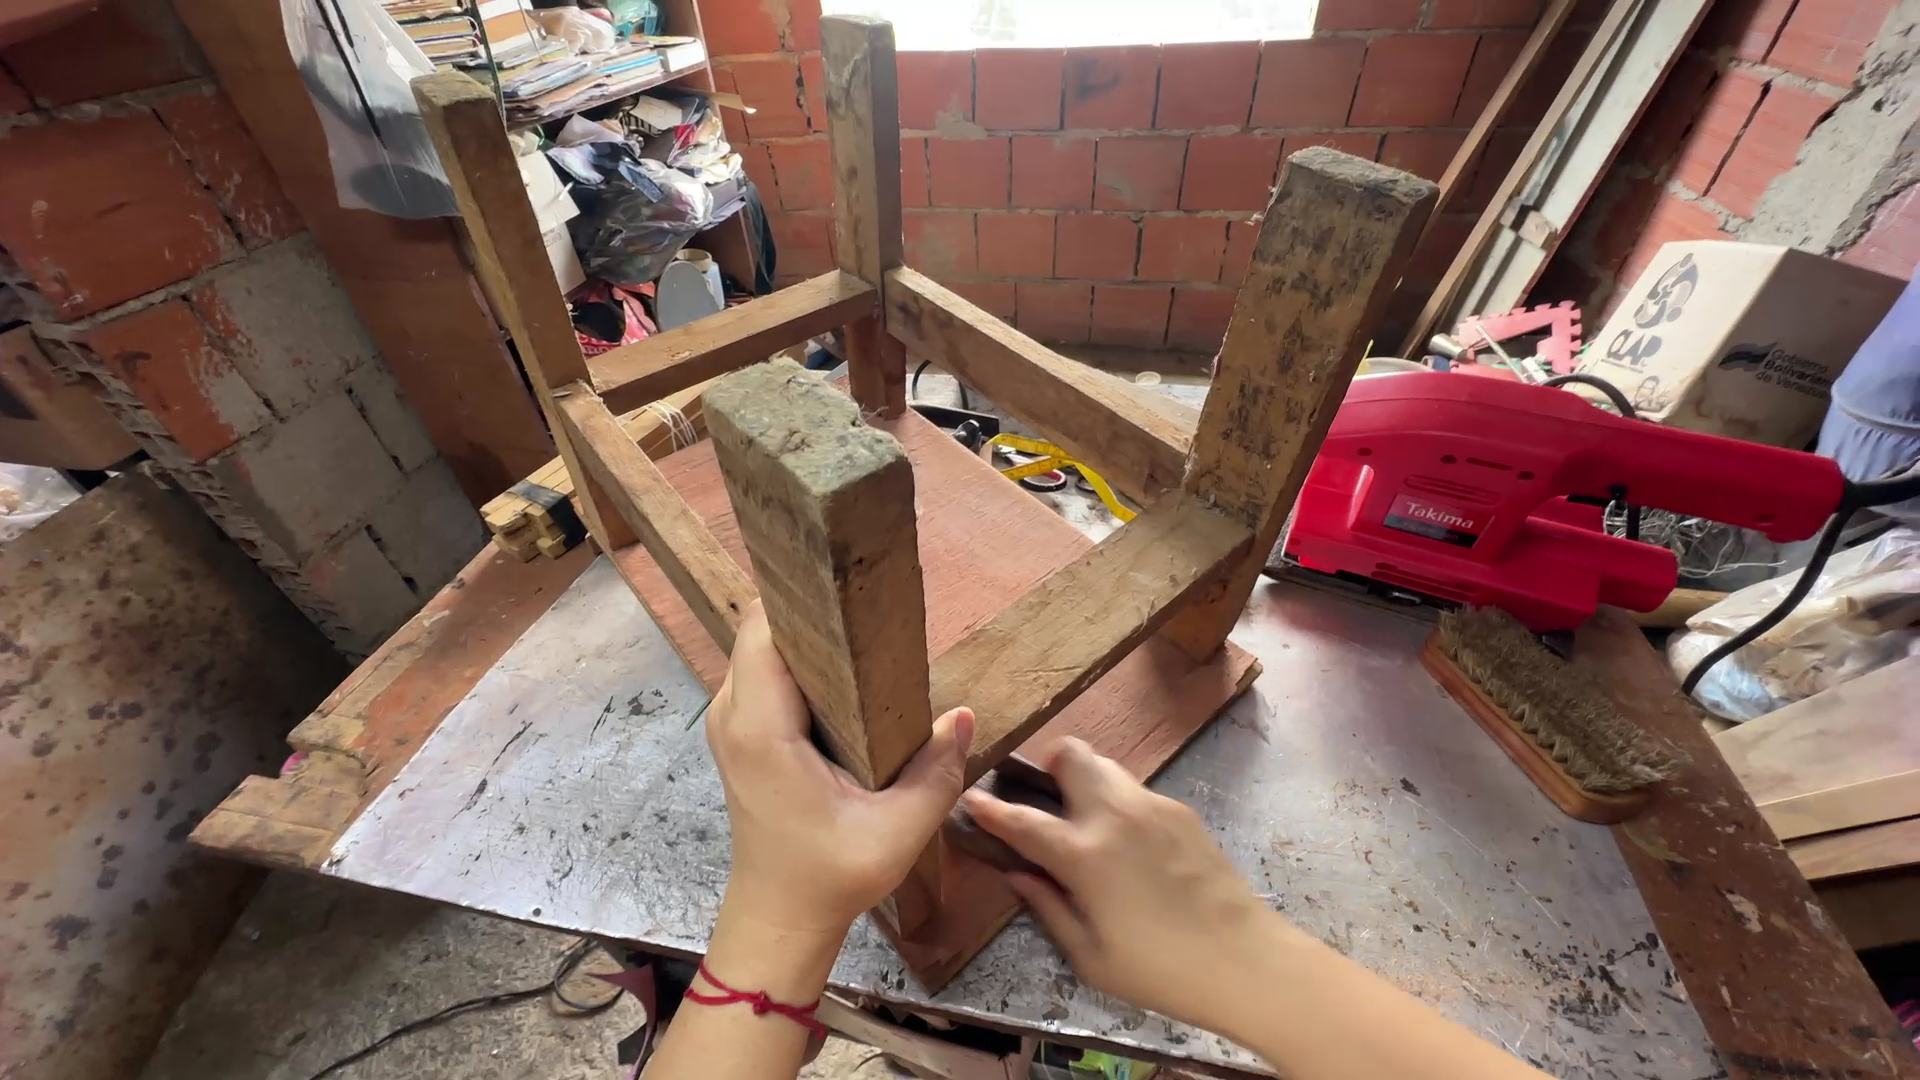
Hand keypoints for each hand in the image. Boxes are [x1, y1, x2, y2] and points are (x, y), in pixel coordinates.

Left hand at [706, 602, 974, 936]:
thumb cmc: (830, 876)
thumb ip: (936, 772)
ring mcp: (732, 719)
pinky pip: (765, 670)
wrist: (780, 917)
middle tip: (872, 606)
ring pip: (764, 646)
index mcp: (760, 727)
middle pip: (763, 629)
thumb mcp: (896, 832)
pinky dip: (800, 658)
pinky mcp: (744, 729)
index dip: (802, 597)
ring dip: (808, 634)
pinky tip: (844, 665)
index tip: (851, 585)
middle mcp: (734, 712)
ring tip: (864, 630)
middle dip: (812, 610)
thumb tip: (962, 714)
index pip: (763, 628)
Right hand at [963, 738, 1276, 1028]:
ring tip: (1087, 822)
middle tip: (1046, 797)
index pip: (1023, 820)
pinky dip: (1118, 804)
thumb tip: (1018, 874)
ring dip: (1084, 780)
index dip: (992, 808)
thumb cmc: (1160, 969)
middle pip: (1070, 754)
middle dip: (1047, 765)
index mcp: (1084, 854)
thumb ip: (1047, 907)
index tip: (972, 796)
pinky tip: (1131, 846)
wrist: (1247, 960)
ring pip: (1104, 765)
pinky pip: (1135, 791)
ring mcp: (1150, 805)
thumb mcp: (1091, 956)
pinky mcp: (1180, 810)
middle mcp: (1114, 813)